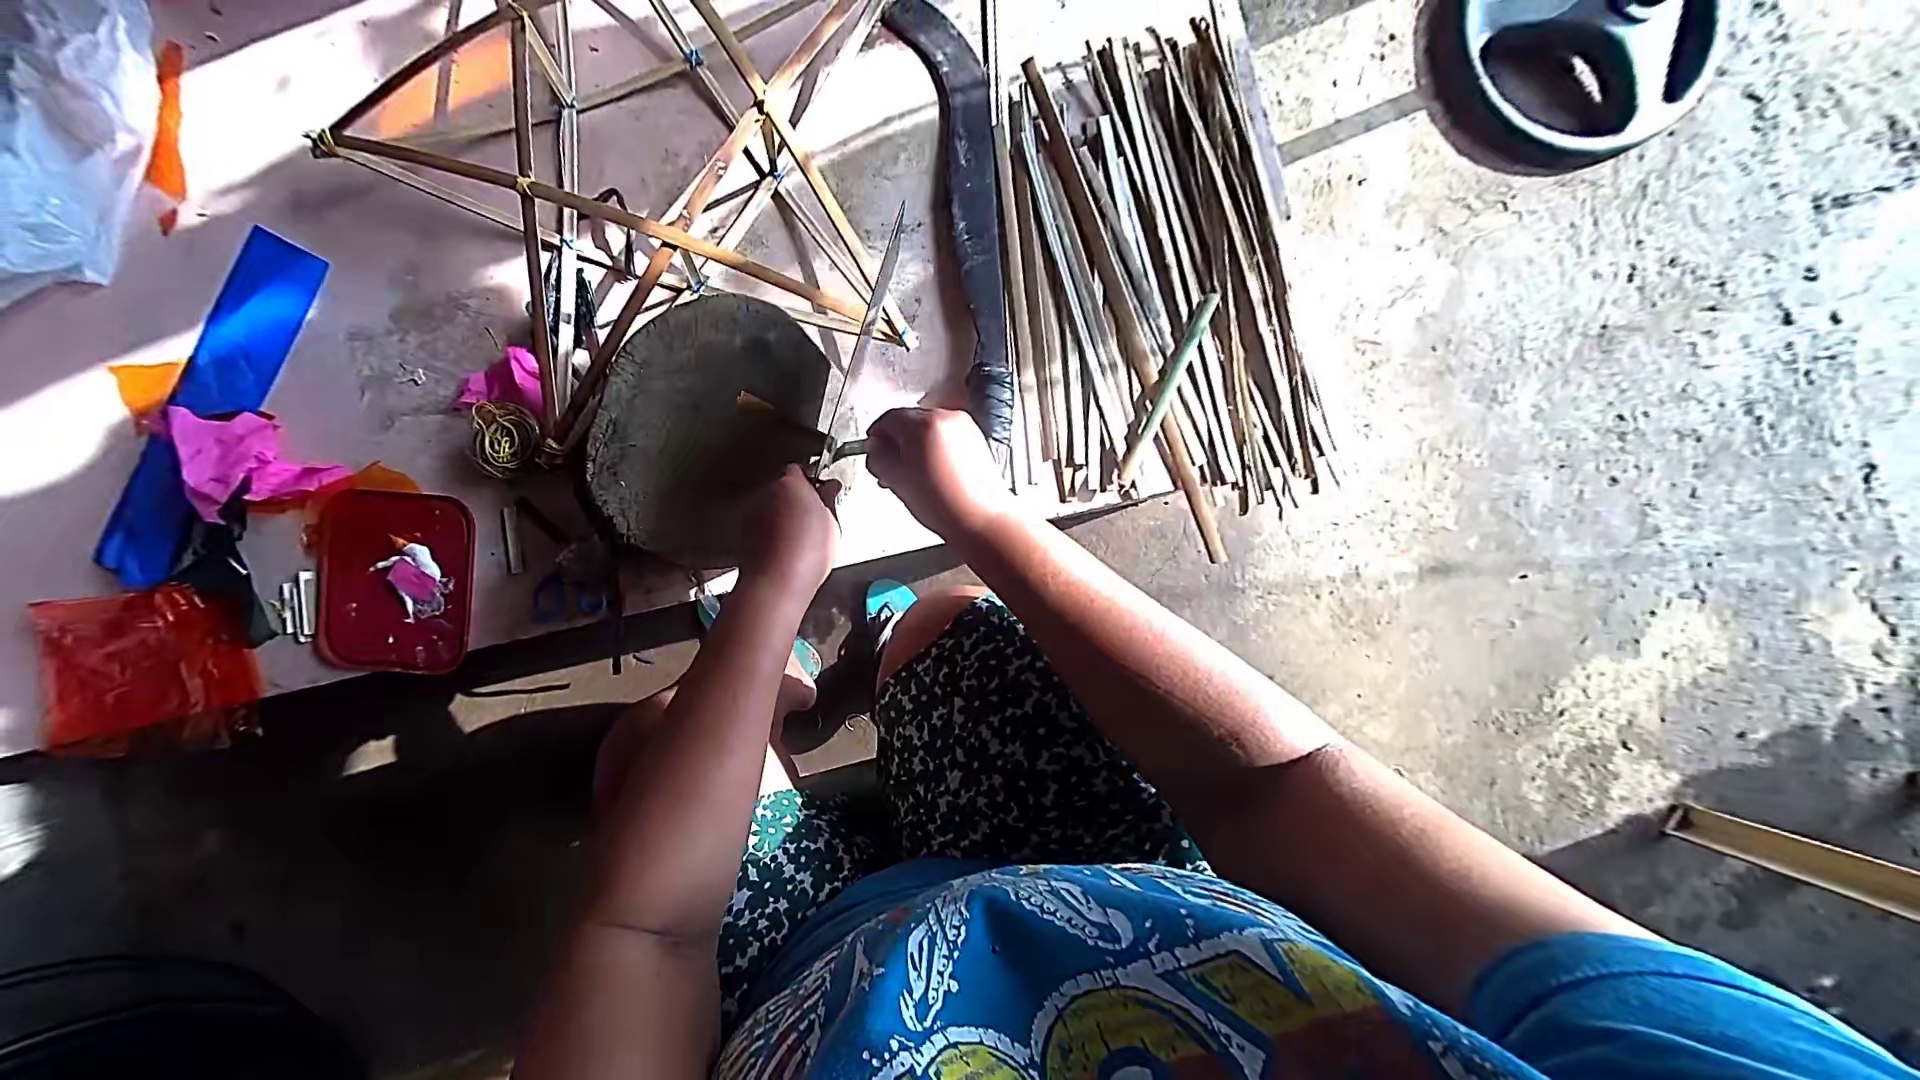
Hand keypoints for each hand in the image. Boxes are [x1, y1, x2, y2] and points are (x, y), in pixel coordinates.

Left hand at [740, 465, 839, 595]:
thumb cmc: (808, 552)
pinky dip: (773, 532)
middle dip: (797, 500)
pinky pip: (763, 526)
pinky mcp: (745, 534)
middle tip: (816, 519)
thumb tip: (830, 486)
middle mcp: (766, 493)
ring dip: (784, 516)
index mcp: (790, 484)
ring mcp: (752, 513)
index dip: (812, 482)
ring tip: (802, 539)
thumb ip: (829, 498)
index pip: (799, 470)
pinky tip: (787, 549)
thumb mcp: (832, 522)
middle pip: (783, 489)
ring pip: (772, 508)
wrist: (777, 583)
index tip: (823, 495)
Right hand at [865, 408, 1016, 541]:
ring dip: (915, 446)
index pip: (888, 419)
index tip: (872, 448)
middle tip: (888, 466)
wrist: (980, 518)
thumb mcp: (897, 479)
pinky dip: (934, 449)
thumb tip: (874, 447)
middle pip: (909, 421)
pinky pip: (945, 437)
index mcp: (923, 424)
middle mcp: (945, 418)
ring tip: (910, 475)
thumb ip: (878, 457)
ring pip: (928, 429)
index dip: (876, 435)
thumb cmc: (943, 502)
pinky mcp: (975, 439)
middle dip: (896, 442)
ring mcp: (963, 427)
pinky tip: (930, 473)